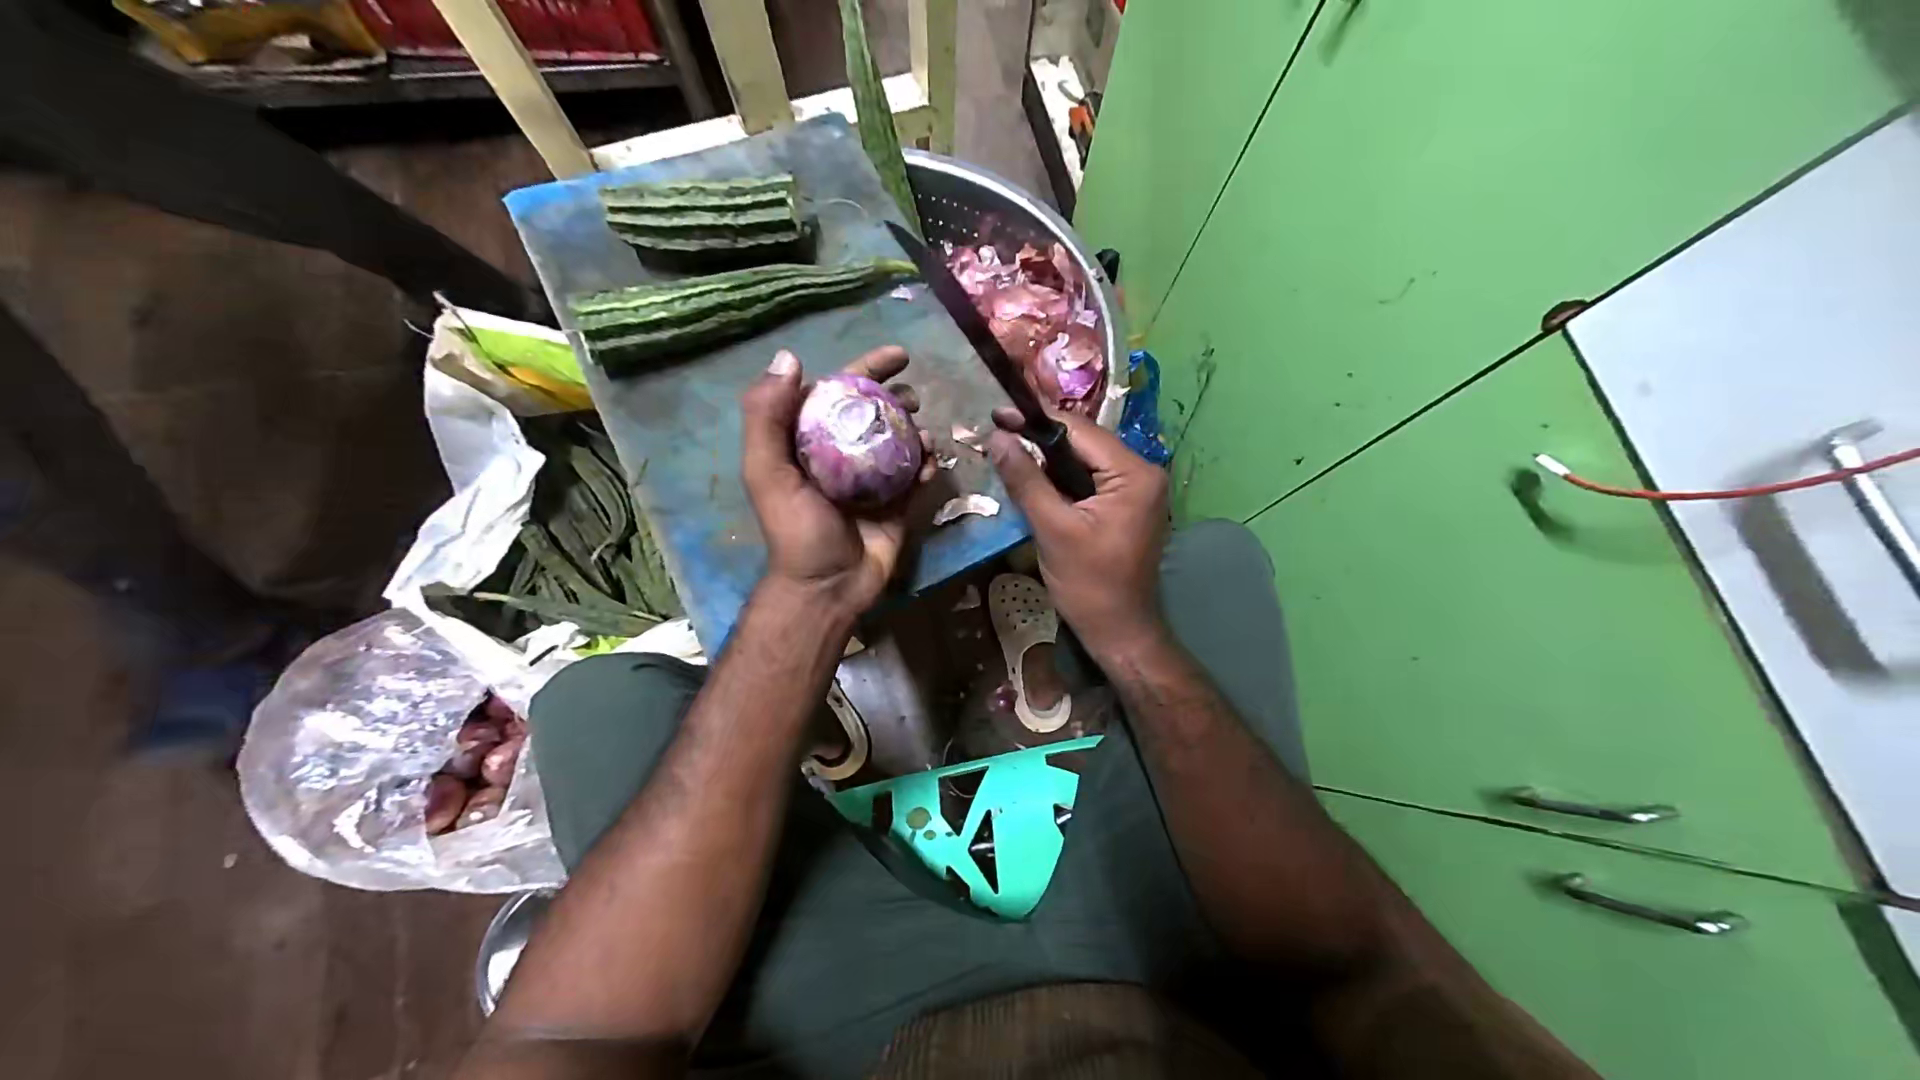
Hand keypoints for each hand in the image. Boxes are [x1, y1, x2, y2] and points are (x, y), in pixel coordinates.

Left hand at [740, 345, 935, 621]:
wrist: (828, 587)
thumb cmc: (797, 530)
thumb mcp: (768, 472)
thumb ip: (767, 417)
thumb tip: (790, 357)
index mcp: (811, 443)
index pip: (841, 393)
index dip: (868, 368)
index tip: (899, 354)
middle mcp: (843, 456)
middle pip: (877, 414)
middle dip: (899, 399)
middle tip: (916, 397)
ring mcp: (874, 480)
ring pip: (902, 442)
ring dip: (918, 431)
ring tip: (927, 433)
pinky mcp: (898, 503)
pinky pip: (918, 475)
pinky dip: (929, 465)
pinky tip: (933, 465)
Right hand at [987, 408, 1169, 660]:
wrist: (1119, 631)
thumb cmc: (1089, 584)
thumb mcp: (1053, 529)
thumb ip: (1026, 480)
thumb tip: (997, 437)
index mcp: (1135, 474)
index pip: (1080, 431)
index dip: (1036, 420)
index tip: (998, 414)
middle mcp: (1143, 472)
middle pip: (1084, 442)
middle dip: (1040, 436)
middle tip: (998, 430)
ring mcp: (1137, 489)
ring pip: (1085, 459)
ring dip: (1048, 456)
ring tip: (1008, 447)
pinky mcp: (1126, 504)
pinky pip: (1090, 478)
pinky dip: (1062, 476)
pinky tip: (1033, 475)